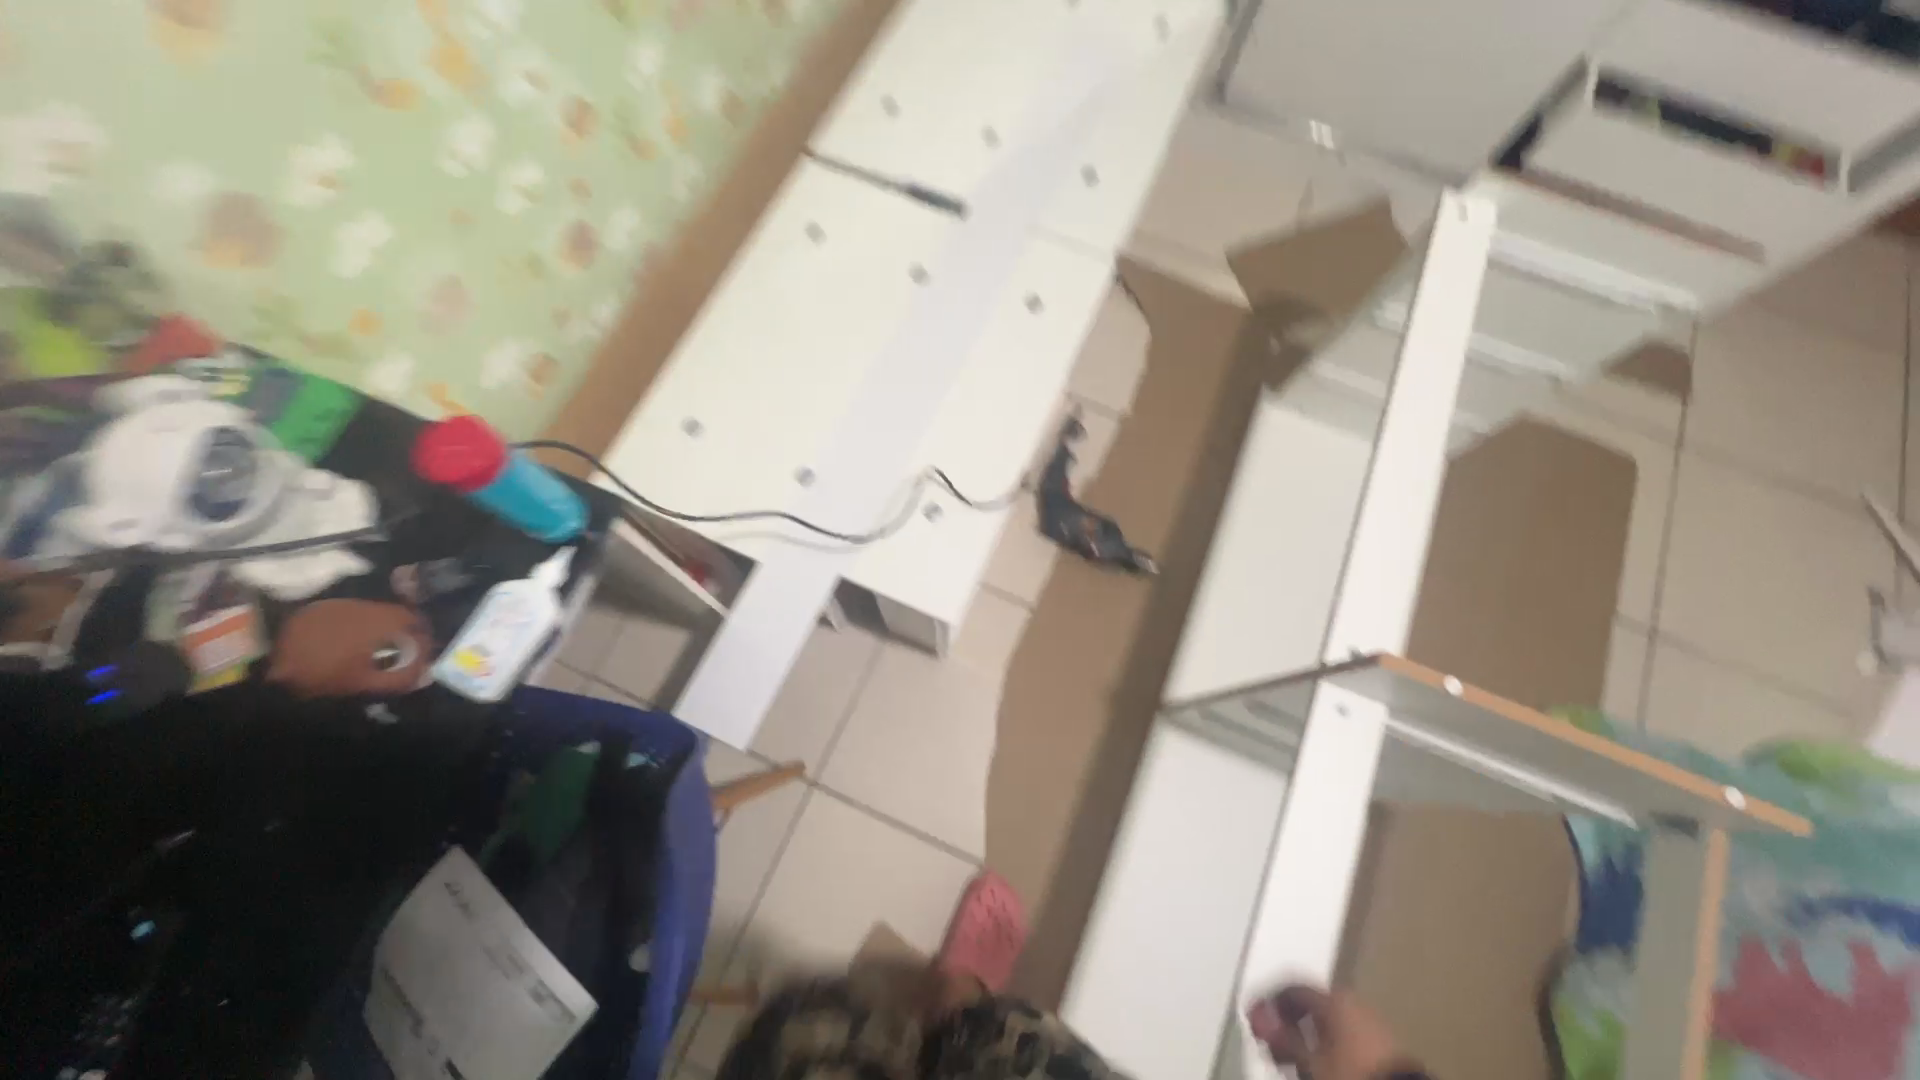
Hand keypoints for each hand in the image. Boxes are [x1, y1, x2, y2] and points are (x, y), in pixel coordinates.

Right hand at [1246, 985, 1401, 1079]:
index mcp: (1334, 998)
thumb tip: (1258, 1020)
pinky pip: (1344, 1035)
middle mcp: (1352, 1001)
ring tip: (1294, 1061)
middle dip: (1287, 1022)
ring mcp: (1370, 1021)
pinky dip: (1326, 1046)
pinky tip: (1320, 1064)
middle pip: (1309, 1004)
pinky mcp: (1382, 1044)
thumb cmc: (1353, 1073)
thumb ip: (1282, 1037)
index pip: (1291, 986)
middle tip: (1271, 1043)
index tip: (1254, 1018)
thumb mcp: (1311, 1061)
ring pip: (1326, 1022)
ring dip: (1306, 1037)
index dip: (1267, 1000)